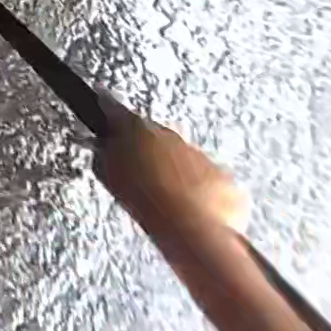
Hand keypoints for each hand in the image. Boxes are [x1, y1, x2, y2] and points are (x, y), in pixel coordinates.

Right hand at [94, 99, 248, 237]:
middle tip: (138, 166)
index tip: (103, 103)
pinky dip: (202, 188)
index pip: (113, 107)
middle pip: (154, 134)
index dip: (107, 107)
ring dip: (176, 168)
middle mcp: (169, 135)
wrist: (189, 228)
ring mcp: (201, 157)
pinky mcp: (227, 181)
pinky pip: (211, 179)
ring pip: (185, 157)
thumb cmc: (144, 198)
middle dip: (147, 146)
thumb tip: (104, 146)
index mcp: (135, 127)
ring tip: (166, 192)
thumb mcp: (105, 171)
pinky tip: (192, 204)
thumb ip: (104, 151)